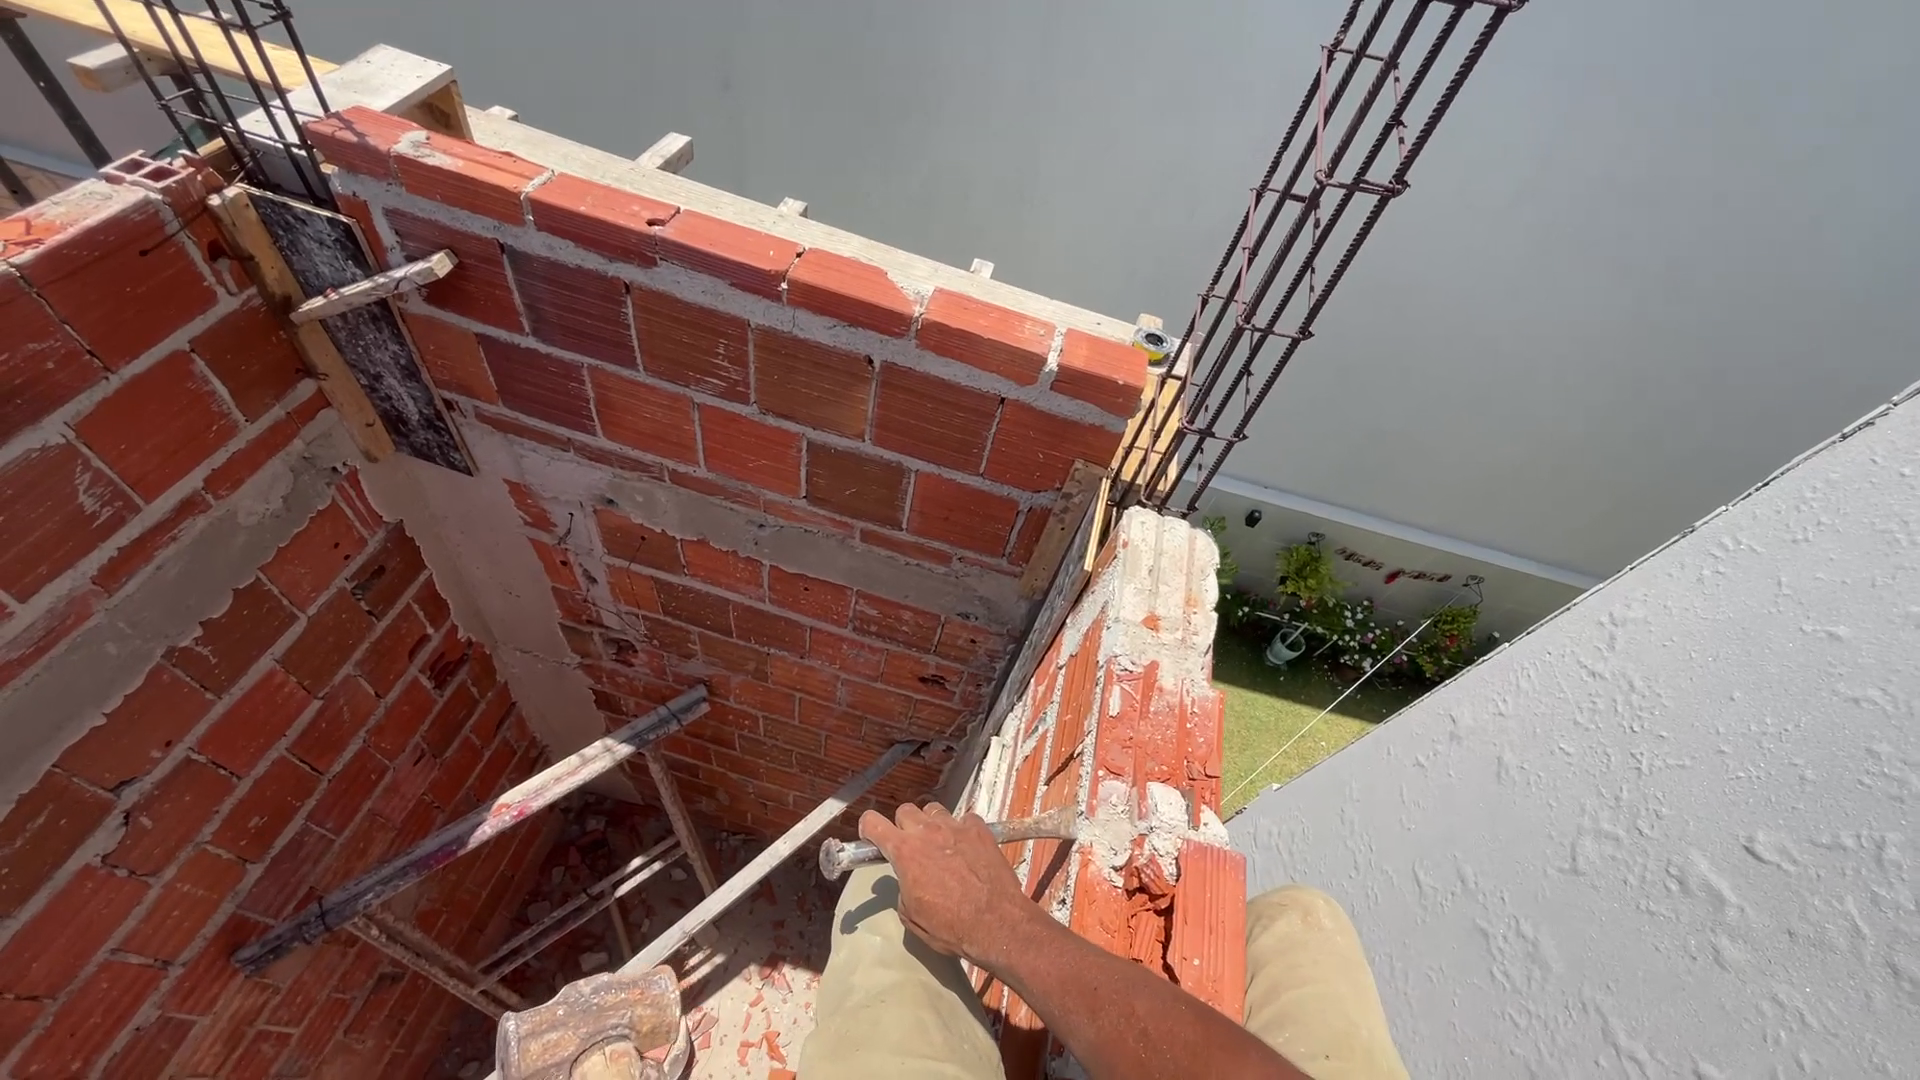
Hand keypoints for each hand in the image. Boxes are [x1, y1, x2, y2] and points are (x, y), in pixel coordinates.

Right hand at [858, 803, 1032, 961]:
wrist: (996, 922)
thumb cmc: (951, 926)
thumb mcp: (912, 917)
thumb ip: (903, 890)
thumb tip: (907, 882)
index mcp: (905, 852)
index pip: (873, 822)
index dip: (869, 827)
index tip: (871, 834)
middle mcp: (927, 832)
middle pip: (905, 810)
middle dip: (903, 825)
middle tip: (910, 845)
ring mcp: (955, 826)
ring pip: (933, 810)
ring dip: (931, 823)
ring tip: (939, 843)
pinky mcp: (979, 828)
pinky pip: (964, 819)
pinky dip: (961, 830)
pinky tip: (966, 847)